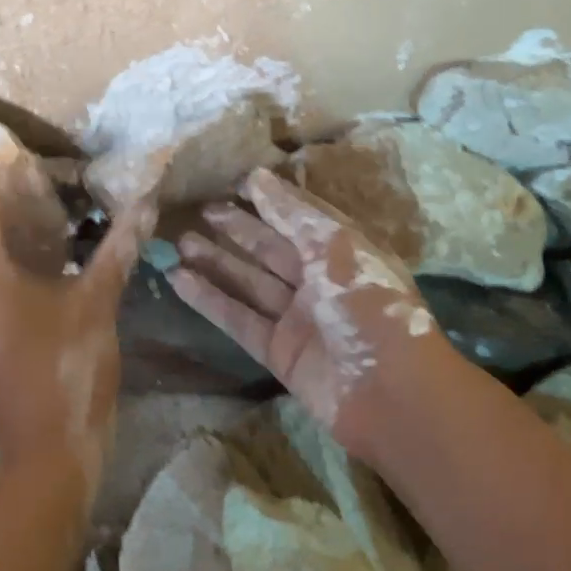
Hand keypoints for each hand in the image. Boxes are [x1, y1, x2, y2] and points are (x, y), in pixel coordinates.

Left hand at [0, 192, 155, 494]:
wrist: (49, 453)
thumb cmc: (69, 368)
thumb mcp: (98, 303)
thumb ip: (117, 248)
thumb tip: (145, 203)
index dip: (3, 181)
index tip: (35, 167)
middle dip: (5, 211)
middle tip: (46, 194)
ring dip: (4, 244)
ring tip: (47, 228)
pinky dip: (2, 275)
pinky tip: (39, 275)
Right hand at [168, 167, 445, 462]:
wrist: (392, 394)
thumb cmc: (370, 305)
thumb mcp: (336, 247)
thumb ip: (292, 213)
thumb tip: (257, 176)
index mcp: (342, 251)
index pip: (298, 217)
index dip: (267, 200)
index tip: (231, 182)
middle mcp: (319, 281)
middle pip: (269, 248)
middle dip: (235, 229)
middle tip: (197, 209)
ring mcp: (298, 318)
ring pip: (249, 282)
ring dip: (216, 261)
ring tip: (178, 242)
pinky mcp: (278, 352)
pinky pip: (238, 318)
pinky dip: (209, 300)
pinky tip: (179, 279)